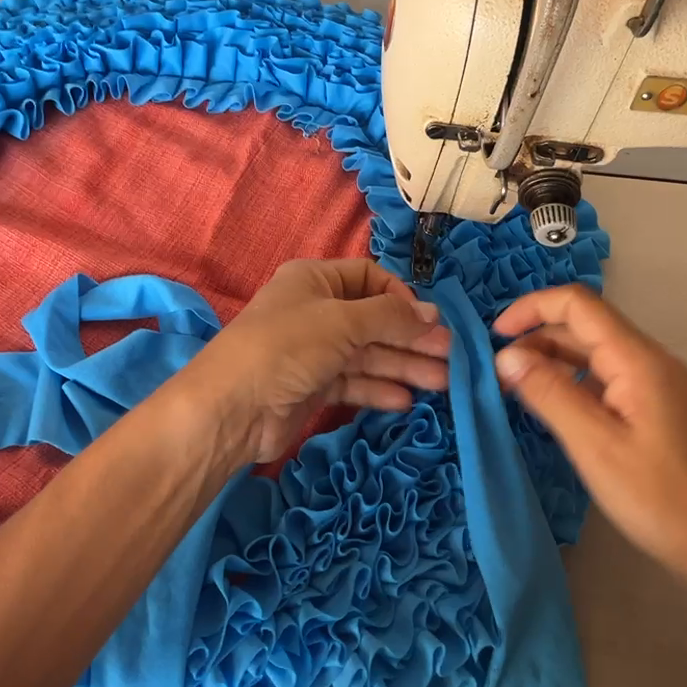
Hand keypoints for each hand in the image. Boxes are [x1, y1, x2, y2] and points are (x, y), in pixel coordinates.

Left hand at [173, 259, 449, 465]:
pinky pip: (355, 382)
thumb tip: (433, 314)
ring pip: (369, 354)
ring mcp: (315, 351)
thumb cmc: (286, 347)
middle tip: (453, 359)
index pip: (369, 278)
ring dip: (405, 366)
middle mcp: (316, 311)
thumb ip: (389, 317)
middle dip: (412, 337)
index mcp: (315, 280)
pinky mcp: (314, 388)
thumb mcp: (341, 322)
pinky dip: (380, 389)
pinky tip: (408, 401)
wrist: (232, 408)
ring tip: (445, 384)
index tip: (428, 321)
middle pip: (374, 320)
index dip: (400, 297)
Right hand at [492, 284, 686, 588]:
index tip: (494, 337)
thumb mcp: (595, 446)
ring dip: (552, 360)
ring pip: (595, 352)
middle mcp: (650, 360)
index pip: (577, 304)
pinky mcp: (659, 408)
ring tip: (517, 390)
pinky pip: (607, 377)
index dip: (531, 308)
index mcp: (638, 359)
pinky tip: (555, 409)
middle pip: (584, 325)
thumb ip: (548, 393)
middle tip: (498, 373)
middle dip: (535, 337)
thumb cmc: (662, 499)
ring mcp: (658, 384)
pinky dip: (573, 382)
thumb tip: (505, 355)